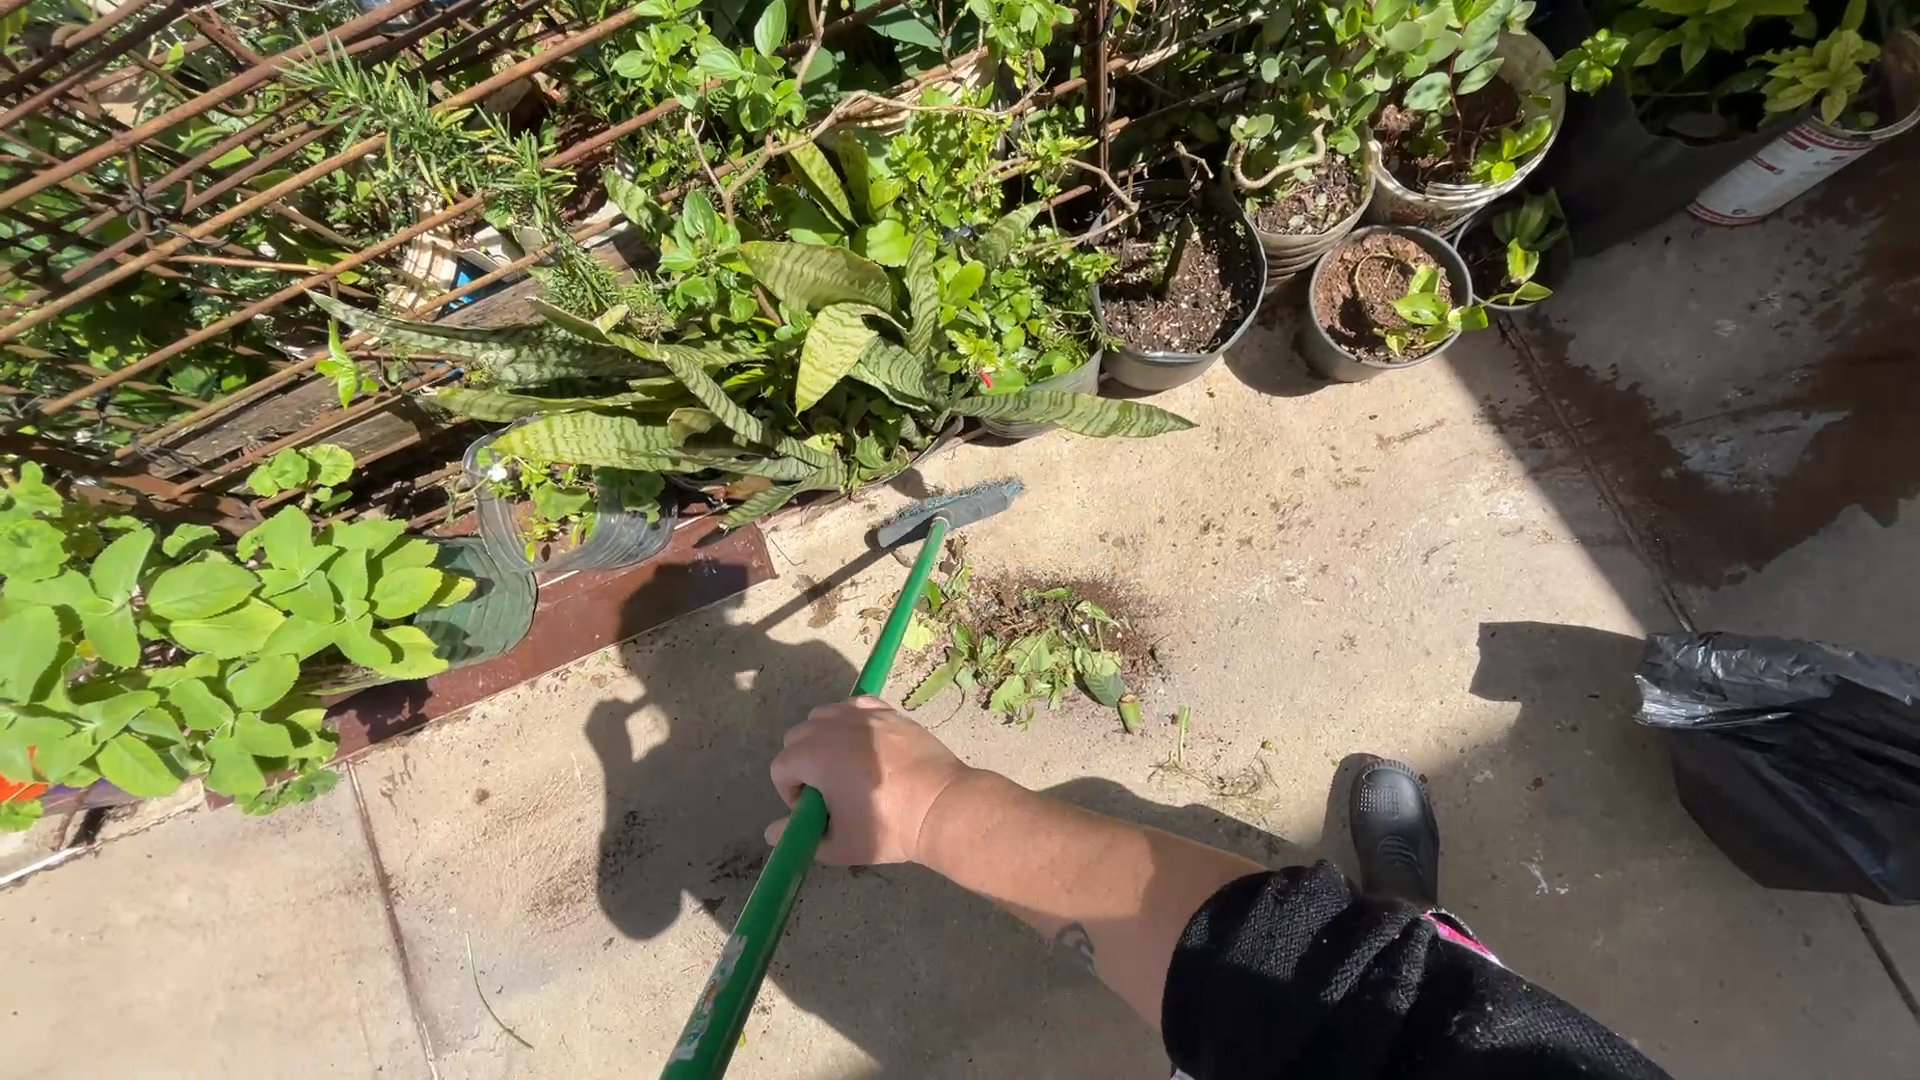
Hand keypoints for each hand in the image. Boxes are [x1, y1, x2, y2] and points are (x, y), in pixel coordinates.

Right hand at [765, 697, 974, 864]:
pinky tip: (864, 742)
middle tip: (826, 791)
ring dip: (823, 737)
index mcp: (816, 755)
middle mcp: (835, 726)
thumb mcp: (839, 845)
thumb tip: (772, 834)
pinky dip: (851, 719)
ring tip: (844, 766)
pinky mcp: (890, 712)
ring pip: (824, 715)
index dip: (789, 792)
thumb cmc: (888, 827)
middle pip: (798, 736)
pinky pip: (856, 704)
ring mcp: (865, 715)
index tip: (812, 810)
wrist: (941, 805)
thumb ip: (800, 837)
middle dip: (802, 763)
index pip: (781, 766)